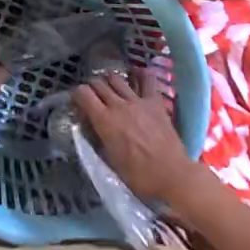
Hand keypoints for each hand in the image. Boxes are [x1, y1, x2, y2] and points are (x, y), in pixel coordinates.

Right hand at [72, 70, 213, 208]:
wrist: (172, 175)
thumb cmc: (138, 175)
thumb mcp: (109, 160)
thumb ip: (98, 138)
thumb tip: (92, 126)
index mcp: (104, 121)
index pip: (82, 93)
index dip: (77, 94)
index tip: (78, 101)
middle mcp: (118, 106)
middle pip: (98, 83)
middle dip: (92, 87)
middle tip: (93, 96)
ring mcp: (138, 101)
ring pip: (117, 78)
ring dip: (110, 80)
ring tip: (111, 87)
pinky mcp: (155, 102)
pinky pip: (146, 79)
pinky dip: (139, 74)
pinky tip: (135, 74)